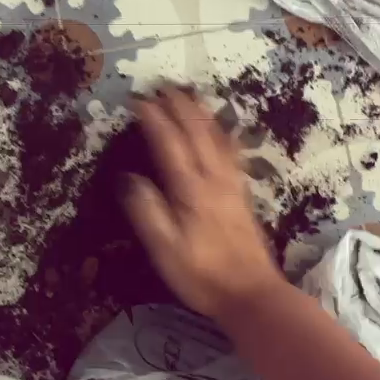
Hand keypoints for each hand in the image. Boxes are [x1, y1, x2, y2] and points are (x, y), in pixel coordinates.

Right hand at [122, 87, 287, 323]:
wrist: (250, 294)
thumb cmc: (201, 275)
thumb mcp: (164, 249)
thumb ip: (147, 212)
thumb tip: (129, 179)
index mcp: (190, 191)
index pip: (169, 145)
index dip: (155, 120)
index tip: (140, 100)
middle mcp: (213, 180)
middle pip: (197, 133)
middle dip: (180, 107)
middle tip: (165, 86)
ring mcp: (231, 186)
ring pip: (217, 139)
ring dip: (202, 114)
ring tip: (191, 95)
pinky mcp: (242, 196)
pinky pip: (232, 153)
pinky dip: (223, 134)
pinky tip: (222, 131)